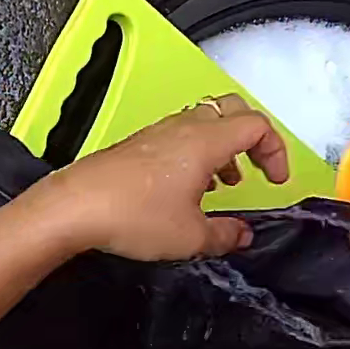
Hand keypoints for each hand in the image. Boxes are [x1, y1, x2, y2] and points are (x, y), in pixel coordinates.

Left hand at [32, 94, 290, 260]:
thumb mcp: (190, 237)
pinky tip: (187, 187)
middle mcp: (182, 127)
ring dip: (222, 147)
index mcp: (205, 141)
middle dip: (252, 139)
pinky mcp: (137, 144)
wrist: (73, 208)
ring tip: (224, 182)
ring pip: (203, 123)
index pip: (256, 126)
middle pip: (232, 111)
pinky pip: (178, 136)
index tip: (276, 179)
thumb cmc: (131, 215)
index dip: (275, 151)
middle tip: (256, 167)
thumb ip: (225, 235)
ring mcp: (157, 132)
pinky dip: (195, 153)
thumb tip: (241, 235)